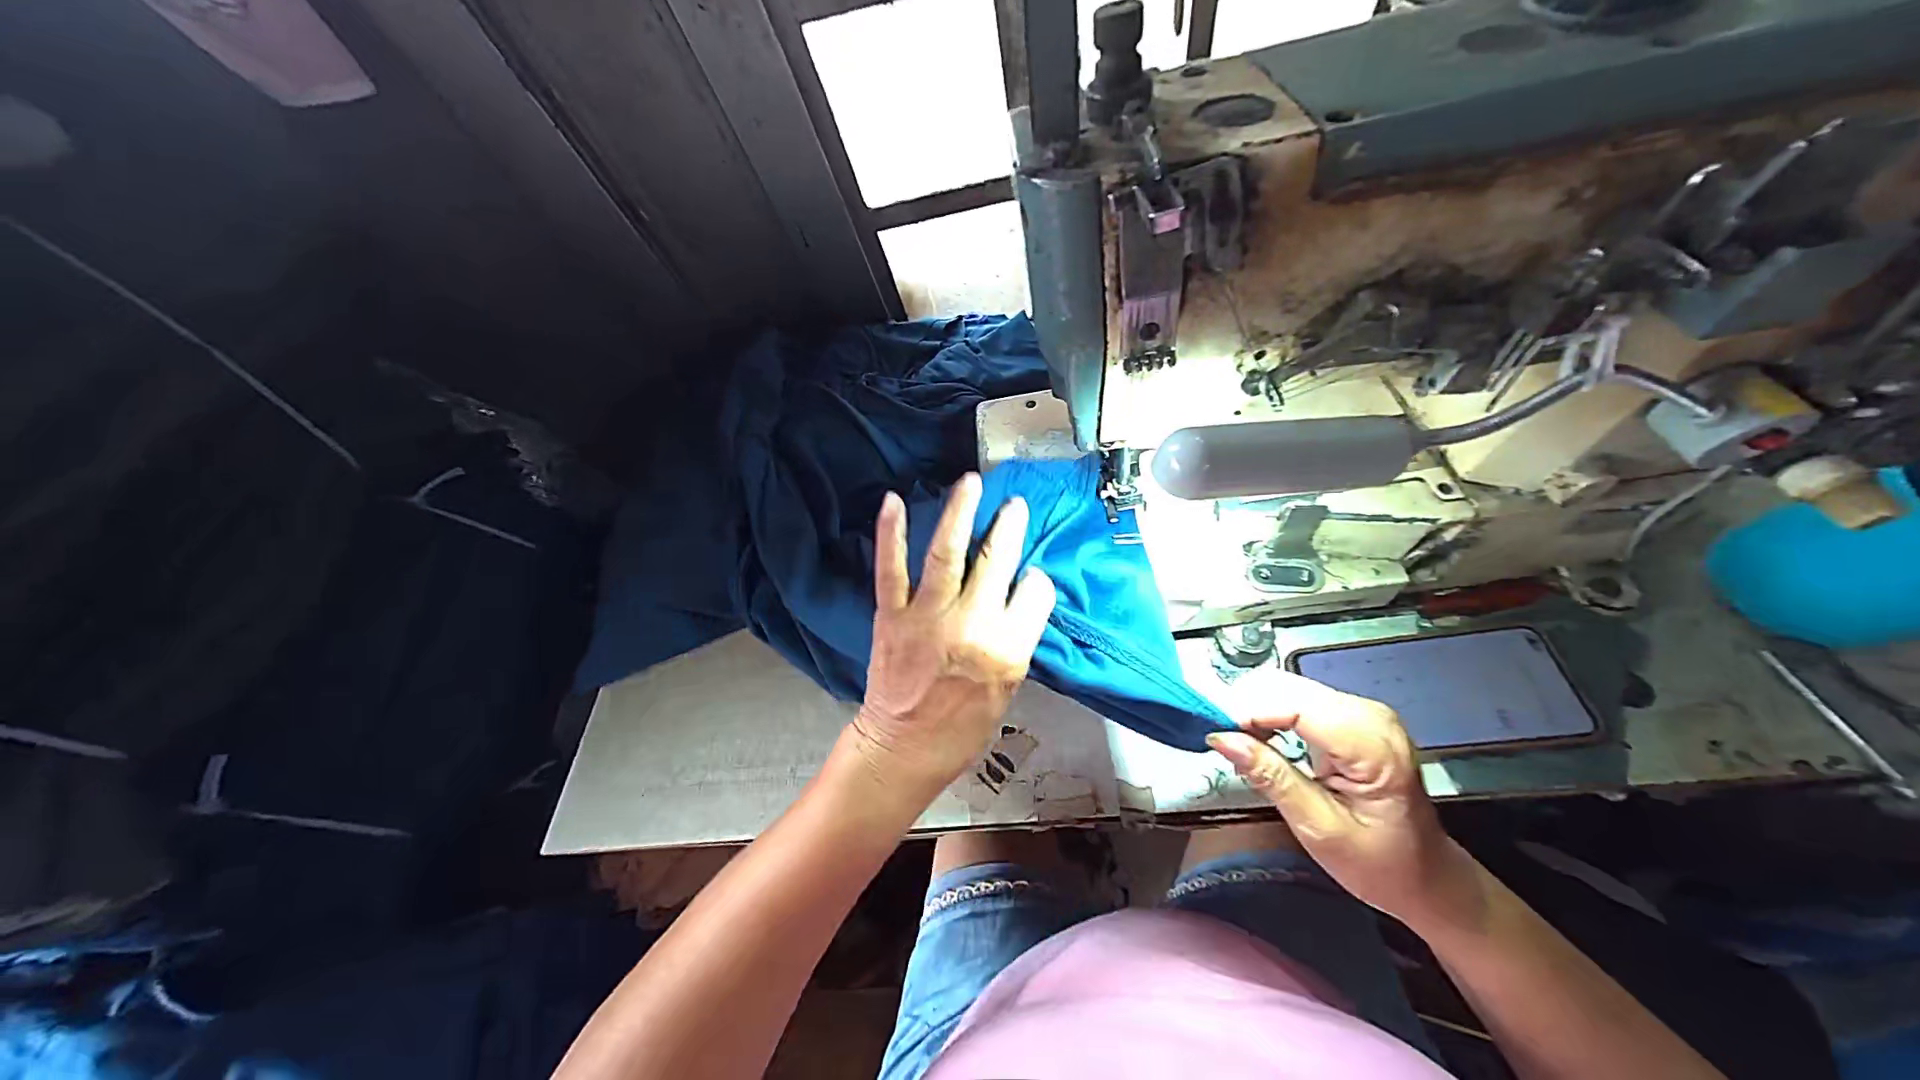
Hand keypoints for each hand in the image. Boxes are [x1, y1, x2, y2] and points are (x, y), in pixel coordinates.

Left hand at [853, 474, 1056, 795]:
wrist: (905, 749)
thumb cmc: (960, 728)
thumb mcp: (1008, 689)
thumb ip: (1017, 640)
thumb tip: (1022, 596)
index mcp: (1007, 648)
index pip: (1034, 593)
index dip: (1035, 581)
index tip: (1029, 574)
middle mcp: (972, 625)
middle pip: (997, 562)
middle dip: (1008, 527)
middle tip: (1013, 506)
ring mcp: (929, 617)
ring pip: (948, 552)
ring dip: (961, 512)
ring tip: (971, 483)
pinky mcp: (892, 616)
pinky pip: (891, 568)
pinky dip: (891, 533)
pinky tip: (893, 503)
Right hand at [1207, 672, 1484, 932]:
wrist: (1425, 876)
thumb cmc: (1381, 864)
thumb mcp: (1318, 828)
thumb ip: (1271, 777)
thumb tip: (1222, 739)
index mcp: (1372, 745)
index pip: (1295, 704)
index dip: (1249, 712)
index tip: (1217, 734)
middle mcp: (1369, 716)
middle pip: (1287, 687)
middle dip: (1247, 709)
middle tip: (1226, 745)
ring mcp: (1361, 712)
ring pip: (1286, 687)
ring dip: (1254, 711)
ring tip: (1241, 747)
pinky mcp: (1350, 716)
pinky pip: (1296, 698)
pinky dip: (1269, 714)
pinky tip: (1263, 742)